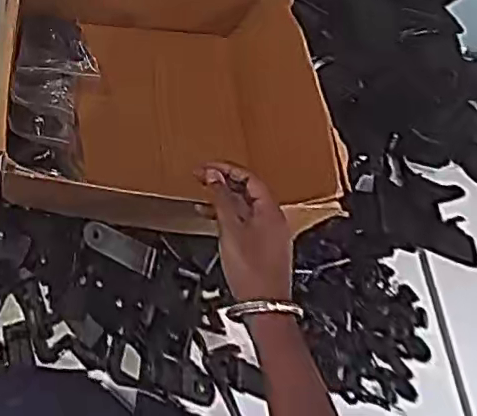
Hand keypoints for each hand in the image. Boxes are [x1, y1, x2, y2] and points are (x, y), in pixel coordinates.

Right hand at [200, 161, 292, 302]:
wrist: (264, 308)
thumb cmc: (251, 272)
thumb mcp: (230, 229)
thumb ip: (220, 198)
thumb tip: (213, 175)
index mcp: (270, 210)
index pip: (248, 177)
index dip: (226, 169)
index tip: (207, 167)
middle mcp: (273, 219)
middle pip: (248, 190)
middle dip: (223, 182)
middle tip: (203, 177)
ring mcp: (269, 233)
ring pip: (245, 206)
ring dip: (224, 199)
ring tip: (204, 195)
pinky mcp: (263, 246)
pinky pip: (245, 220)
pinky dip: (229, 216)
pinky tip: (213, 219)